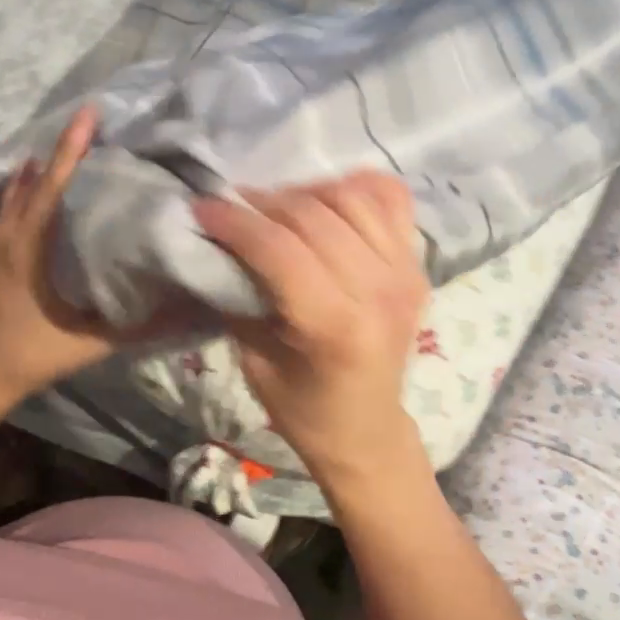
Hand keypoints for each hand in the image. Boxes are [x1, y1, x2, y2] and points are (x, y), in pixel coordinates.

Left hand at [0, 108, 139, 400]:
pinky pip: (14, 203)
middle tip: (93, 122)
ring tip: (76, 143)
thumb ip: (139, 328)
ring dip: (46, 164)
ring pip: (19, 188)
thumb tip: (189, 313)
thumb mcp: (90, 343)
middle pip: (34, 178)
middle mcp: (9, 235)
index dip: (71, 150)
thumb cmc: (34, 354)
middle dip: (63, 148)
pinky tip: (42, 177)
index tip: (90, 114)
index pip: (50, 188)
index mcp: (27, 249)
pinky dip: (31, 184)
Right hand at [194, 172, 429, 481]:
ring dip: (305, 193)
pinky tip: (328, 202)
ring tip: (277, 209)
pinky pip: (391, 199)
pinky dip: (357, 189)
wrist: (367, 430)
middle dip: (263, 203)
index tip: (202, 209)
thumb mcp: (256, 362)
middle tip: (233, 209)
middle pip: (313, 215)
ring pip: (350, 197)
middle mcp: (379, 291)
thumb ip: (241, 297)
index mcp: (336, 325)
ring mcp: (405, 273)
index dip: (236, 221)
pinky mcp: (417, 265)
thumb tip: (218, 244)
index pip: (281, 247)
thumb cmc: (304, 410)